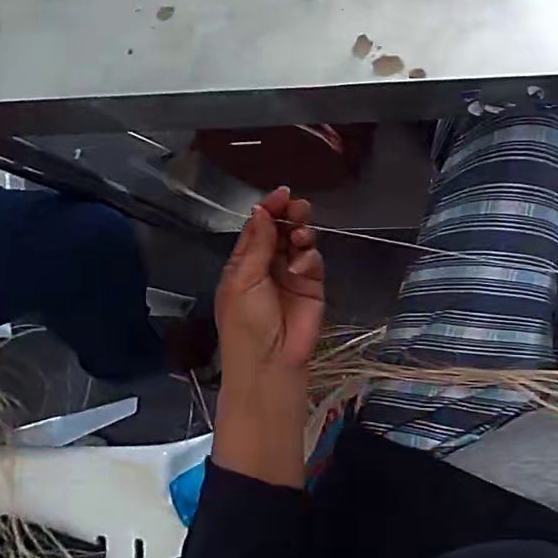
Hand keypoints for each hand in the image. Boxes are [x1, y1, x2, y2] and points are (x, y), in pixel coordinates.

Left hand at [215, 187, 324, 387]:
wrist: (270, 362)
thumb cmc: (246, 322)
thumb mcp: (244, 279)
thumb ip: (258, 244)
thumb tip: (261, 210)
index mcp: (243, 263)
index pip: (257, 228)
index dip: (268, 210)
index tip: (281, 194)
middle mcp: (267, 265)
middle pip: (281, 231)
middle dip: (289, 216)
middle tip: (297, 207)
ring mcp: (291, 274)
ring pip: (299, 241)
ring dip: (301, 232)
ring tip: (300, 234)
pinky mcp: (312, 285)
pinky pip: (313, 260)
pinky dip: (309, 257)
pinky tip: (302, 266)